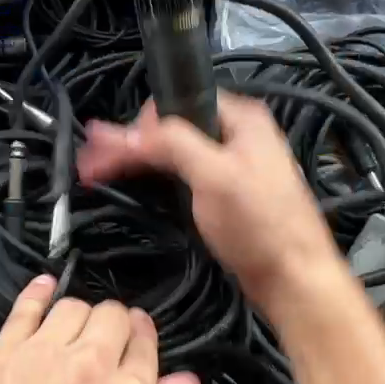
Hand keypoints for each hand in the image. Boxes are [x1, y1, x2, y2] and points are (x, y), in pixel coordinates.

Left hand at [0, 277, 199, 383]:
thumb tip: (186, 382)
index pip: (146, 346)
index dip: (143, 341)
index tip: (137, 343)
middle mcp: (92, 364)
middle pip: (112, 317)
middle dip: (115, 324)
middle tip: (107, 343)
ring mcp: (43, 354)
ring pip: (73, 307)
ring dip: (80, 314)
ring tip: (76, 331)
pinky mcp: (1, 355)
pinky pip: (24, 309)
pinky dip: (37, 292)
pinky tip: (44, 285)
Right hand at [77, 93, 342, 302]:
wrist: (293, 280)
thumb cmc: (260, 225)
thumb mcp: (213, 175)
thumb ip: (170, 143)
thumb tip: (122, 131)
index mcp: (241, 118)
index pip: (176, 103)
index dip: (141, 123)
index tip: (112, 147)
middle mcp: (236, 135)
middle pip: (169, 128)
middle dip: (128, 144)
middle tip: (91, 163)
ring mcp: (230, 166)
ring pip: (171, 154)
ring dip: (136, 162)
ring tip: (98, 173)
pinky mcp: (224, 196)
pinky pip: (180, 177)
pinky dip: (153, 181)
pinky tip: (131, 188)